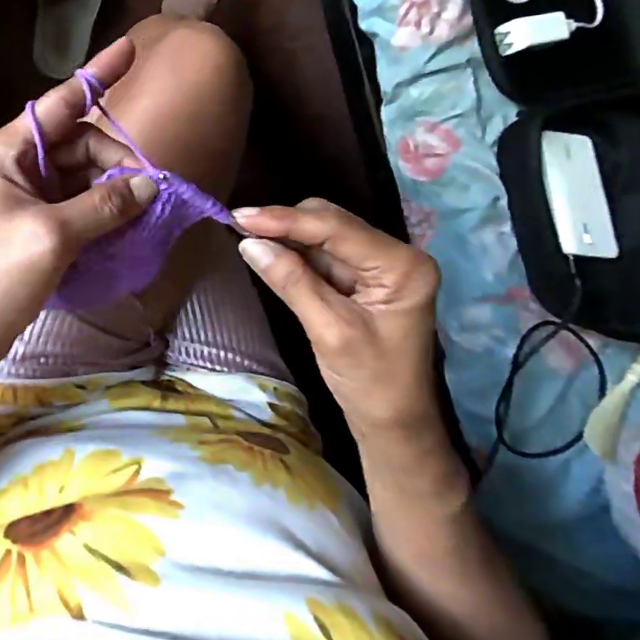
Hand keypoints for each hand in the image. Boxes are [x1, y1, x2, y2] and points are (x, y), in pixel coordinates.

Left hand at [0, 38, 158, 352]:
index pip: (59, 103)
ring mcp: (28, 190)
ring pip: (83, 170)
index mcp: (5, 151)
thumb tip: (153, 183)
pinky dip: (104, 204)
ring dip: (114, 184)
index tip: (131, 47)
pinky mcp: (39, 217)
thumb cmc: (0, 275)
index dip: (97, 75)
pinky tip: (126, 217)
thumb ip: (106, 204)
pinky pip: (80, 196)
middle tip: (147, 189)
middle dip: (115, 157)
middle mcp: (15, 161)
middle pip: (79, 140)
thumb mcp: (55, 235)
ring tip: (139, 209)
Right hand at [233, 200, 441, 432]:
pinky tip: (267, 251)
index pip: (336, 228)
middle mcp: (394, 255)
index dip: (285, 219)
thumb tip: (248, 243)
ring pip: (321, 233)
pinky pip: (320, 252)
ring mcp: (377, 265)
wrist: (393, 422)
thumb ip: (291, 282)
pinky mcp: (360, 277)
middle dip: (284, 222)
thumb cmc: (371, 382)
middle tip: (238, 226)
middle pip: (330, 221)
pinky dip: (292, 251)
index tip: (240, 216)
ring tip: (246, 236)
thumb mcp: (329, 331)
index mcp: (401, 265)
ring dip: (284, 235)